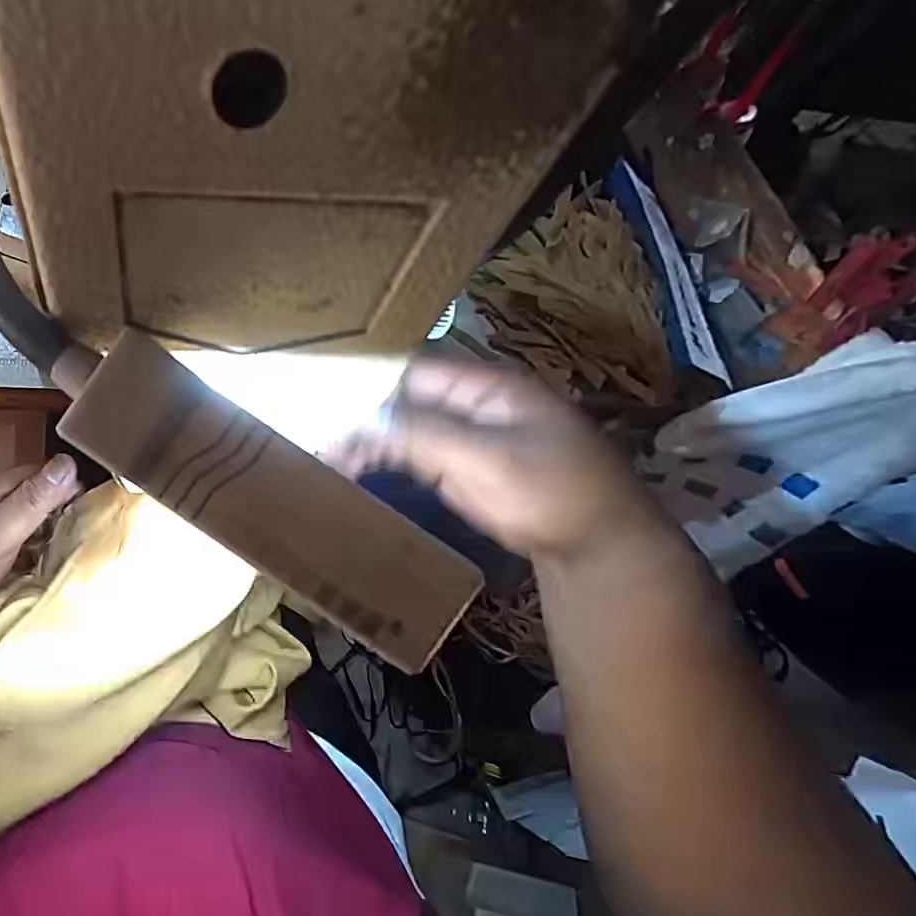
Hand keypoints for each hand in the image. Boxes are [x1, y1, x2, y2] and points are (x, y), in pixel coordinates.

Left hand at [0, 454, 82, 623]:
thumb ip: (33, 499)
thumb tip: (68, 463)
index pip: (44, 472)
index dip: (72, 483)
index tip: (99, 504)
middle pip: (41, 495)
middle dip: (68, 506)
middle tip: (97, 527)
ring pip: (35, 520)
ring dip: (57, 528)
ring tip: (85, 544)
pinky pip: (27, 543)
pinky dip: (43, 548)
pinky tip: (56, 561)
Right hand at [327, 358, 667, 563]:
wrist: (598, 545)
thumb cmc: (552, 493)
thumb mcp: (487, 459)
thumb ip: (423, 434)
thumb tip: (362, 419)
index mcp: (484, 386)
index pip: (413, 370)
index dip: (370, 381)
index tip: (323, 401)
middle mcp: (473, 404)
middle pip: (406, 398)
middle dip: (364, 412)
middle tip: (317, 433)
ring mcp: (470, 437)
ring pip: (408, 427)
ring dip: (372, 439)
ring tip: (327, 454)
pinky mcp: (466, 468)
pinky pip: (417, 455)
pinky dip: (388, 461)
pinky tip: (359, 471)